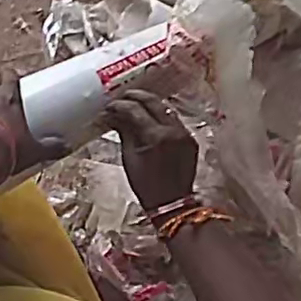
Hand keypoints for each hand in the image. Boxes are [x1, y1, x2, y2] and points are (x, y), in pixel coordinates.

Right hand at [102, 89, 199, 209]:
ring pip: (166, 108)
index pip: (135, 110)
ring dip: (149, 104)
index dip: (120, 105)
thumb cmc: (146, 185)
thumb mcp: (129, 158)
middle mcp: (173, 130)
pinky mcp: (190, 138)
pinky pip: (174, 120)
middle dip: (136, 97)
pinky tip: (150, 117)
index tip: (109, 106)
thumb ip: (123, 131)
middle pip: (153, 102)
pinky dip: (160, 116)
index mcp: (156, 136)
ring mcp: (185, 133)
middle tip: (121, 98)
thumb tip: (111, 115)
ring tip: (134, 105)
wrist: (173, 203)